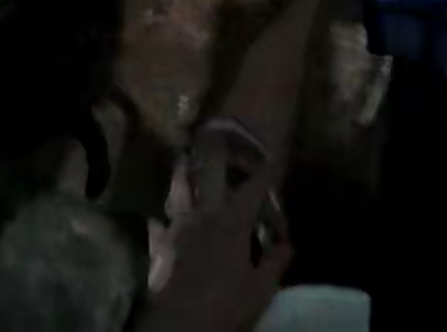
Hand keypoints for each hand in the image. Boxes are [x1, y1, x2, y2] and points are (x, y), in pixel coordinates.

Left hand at [144, 160, 291, 331]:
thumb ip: (274, 263)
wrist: (180, 325)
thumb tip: (288, 244)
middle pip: (211, 172)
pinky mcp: (159, 241)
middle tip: (216, 134)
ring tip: (184, 158)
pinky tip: (159, 212)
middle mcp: (205, 212)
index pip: (252, 189)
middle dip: (216, 151)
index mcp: (233, 222)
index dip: (264, 173)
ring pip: (179, 186)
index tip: (271, 157)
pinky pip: (158, 220)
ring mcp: (178, 224)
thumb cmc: (226, 307)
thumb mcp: (260, 291)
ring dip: (183, 171)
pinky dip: (160, 215)